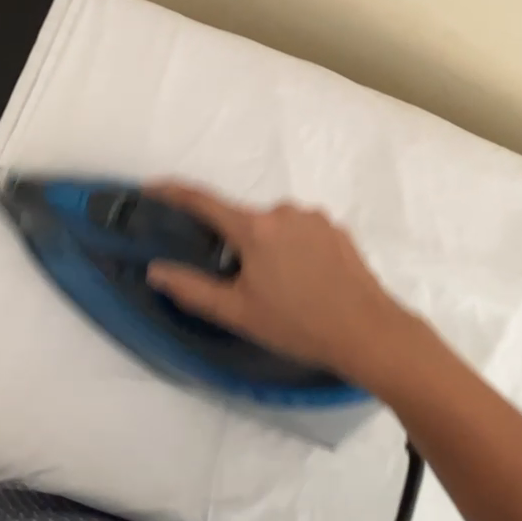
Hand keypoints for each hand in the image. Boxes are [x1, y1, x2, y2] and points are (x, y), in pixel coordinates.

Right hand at [144, 184, 420, 386]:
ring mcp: (315, 219)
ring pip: (272, 228)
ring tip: (275, 288)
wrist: (371, 333)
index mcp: (255, 227)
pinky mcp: (337, 231)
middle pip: (241, 220)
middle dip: (231, 243)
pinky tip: (302, 282)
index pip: (202, 201)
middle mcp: (284, 211)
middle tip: (234, 281)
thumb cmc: (298, 324)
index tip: (150, 187)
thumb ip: (192, 289)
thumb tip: (156, 271)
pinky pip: (300, 233)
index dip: (172, 192)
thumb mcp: (237, 312)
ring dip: (263, 248)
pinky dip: (290, 250)